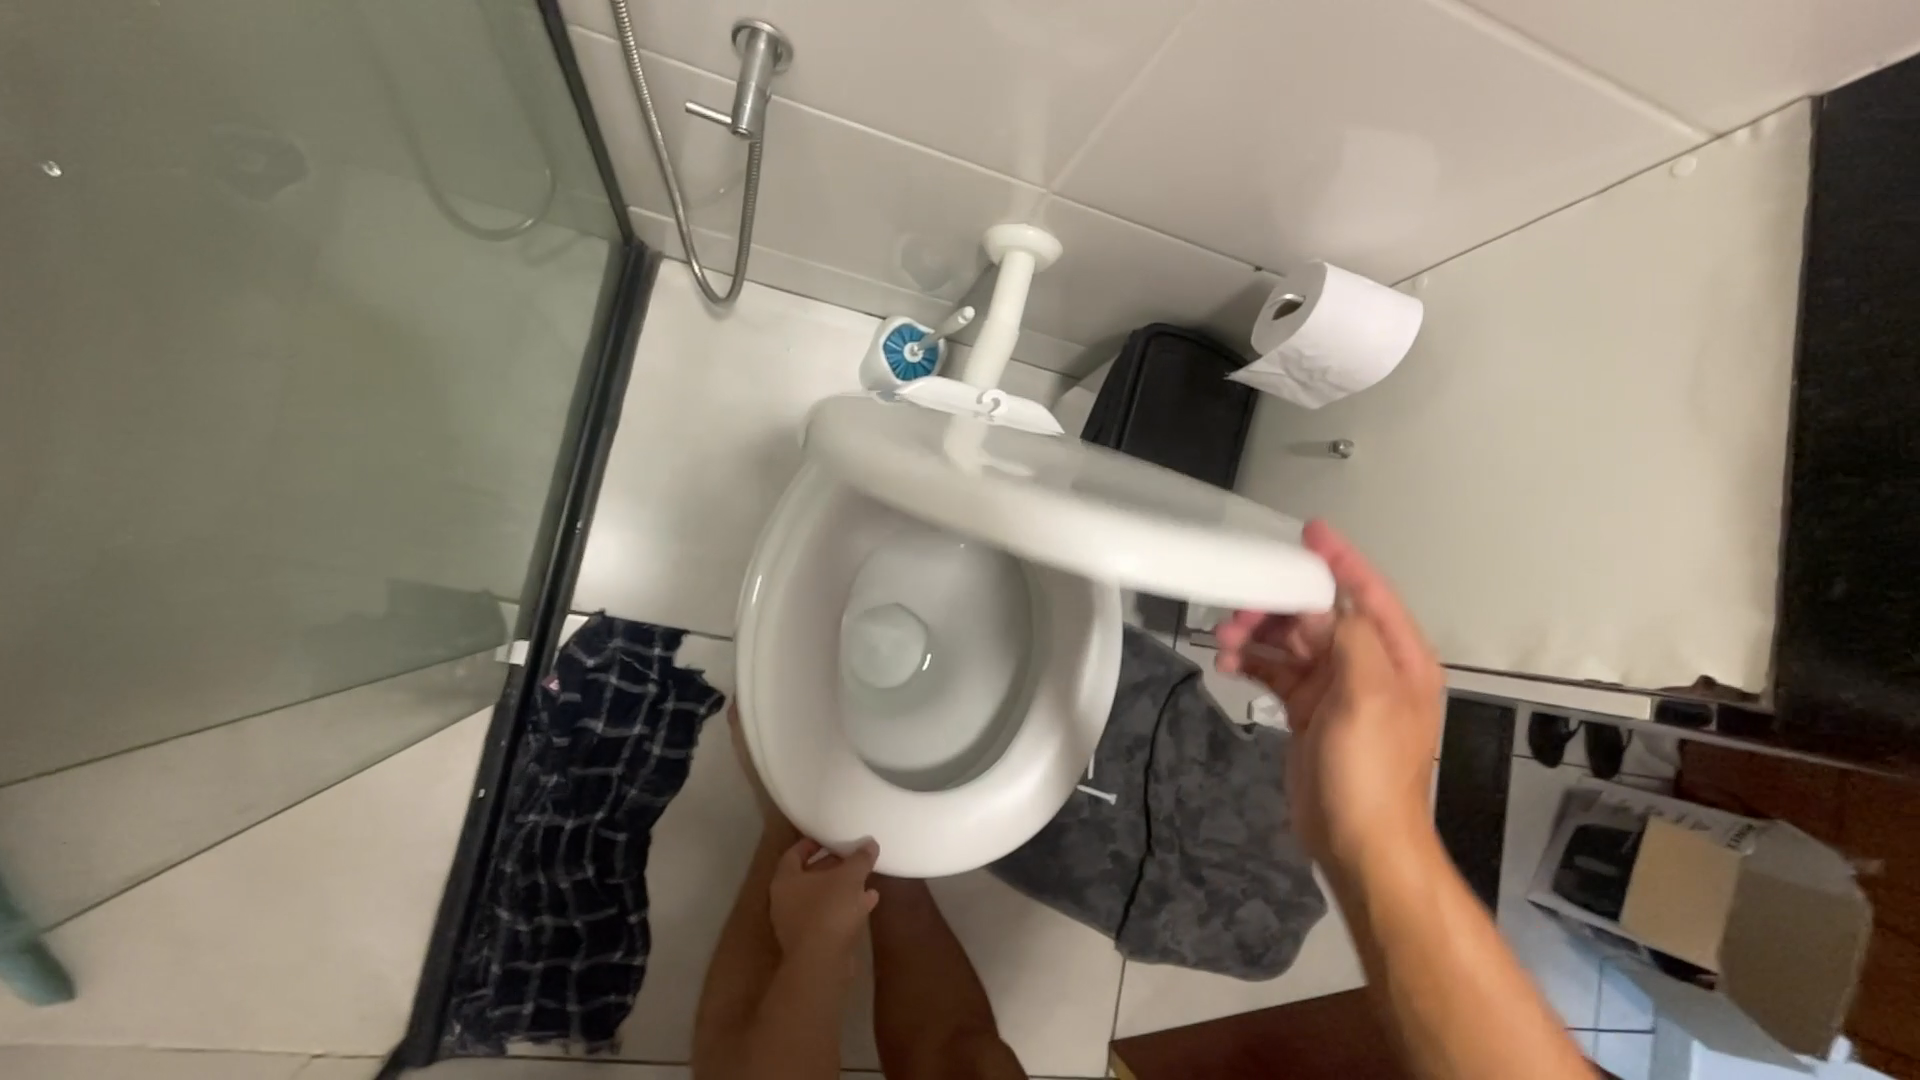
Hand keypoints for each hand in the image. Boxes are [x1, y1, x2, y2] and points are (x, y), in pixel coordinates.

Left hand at [768, 838, 879, 972]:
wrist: (821, 963)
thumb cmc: (829, 910)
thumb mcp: (849, 877)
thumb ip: (860, 858)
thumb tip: (870, 843)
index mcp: (786, 880)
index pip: (794, 854)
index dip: (811, 844)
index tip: (829, 839)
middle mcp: (785, 901)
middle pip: (808, 876)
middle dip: (831, 866)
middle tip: (851, 857)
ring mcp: (796, 924)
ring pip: (820, 898)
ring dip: (841, 888)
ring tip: (865, 879)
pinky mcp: (811, 943)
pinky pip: (828, 917)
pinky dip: (845, 907)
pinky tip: (868, 902)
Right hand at [1214, 521, 1443, 870]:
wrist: (1357, 839)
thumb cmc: (1369, 770)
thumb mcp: (1367, 696)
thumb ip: (1349, 637)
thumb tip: (1319, 605)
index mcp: (1397, 657)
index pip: (1368, 593)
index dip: (1339, 560)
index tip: (1309, 531)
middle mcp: (1368, 665)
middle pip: (1319, 614)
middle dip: (1277, 606)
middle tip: (1239, 610)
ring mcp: (1335, 687)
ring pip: (1290, 641)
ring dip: (1257, 635)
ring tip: (1224, 641)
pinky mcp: (1307, 708)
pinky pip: (1275, 670)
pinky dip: (1252, 662)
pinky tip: (1228, 664)